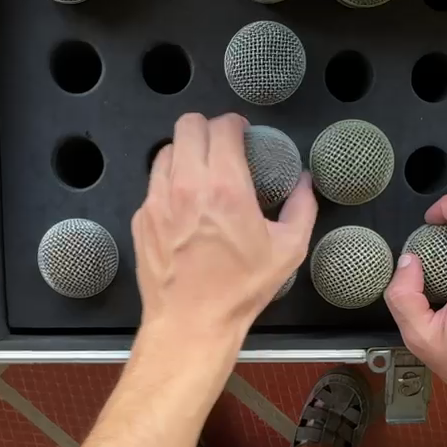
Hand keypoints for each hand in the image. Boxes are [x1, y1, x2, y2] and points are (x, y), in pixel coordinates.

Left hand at [132, 113, 315, 344]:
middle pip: (187, 125)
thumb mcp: (288, 250)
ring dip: (185, 152)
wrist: (191, 322)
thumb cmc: (241, 289)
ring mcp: (157, 200)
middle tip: (221, 146)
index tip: (243, 134)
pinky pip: (154, 184)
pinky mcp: (142, 218)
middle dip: (207, 128)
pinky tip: (185, 205)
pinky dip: (170, 183)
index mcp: (225, 186)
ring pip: (166, 151)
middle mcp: (186, 185)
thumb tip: (305, 181)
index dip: (235, 124)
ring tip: (200, 171)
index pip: (222, 127)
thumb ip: (302, 207)